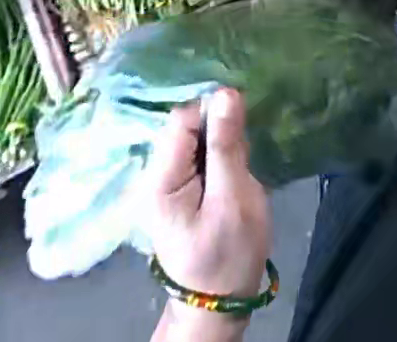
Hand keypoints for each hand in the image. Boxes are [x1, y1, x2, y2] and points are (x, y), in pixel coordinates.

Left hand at [145, 88, 271, 299]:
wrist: (218, 304)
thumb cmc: (227, 256)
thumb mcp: (233, 199)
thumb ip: (227, 146)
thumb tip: (226, 92)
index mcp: (160, 179)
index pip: (182, 119)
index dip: (212, 112)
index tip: (241, 125)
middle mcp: (154, 174)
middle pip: (185, 125)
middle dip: (218, 128)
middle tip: (242, 154)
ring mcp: (164, 180)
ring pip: (194, 136)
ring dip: (219, 141)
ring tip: (237, 166)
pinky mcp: (177, 185)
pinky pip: (196, 151)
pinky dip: (216, 153)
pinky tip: (230, 169)